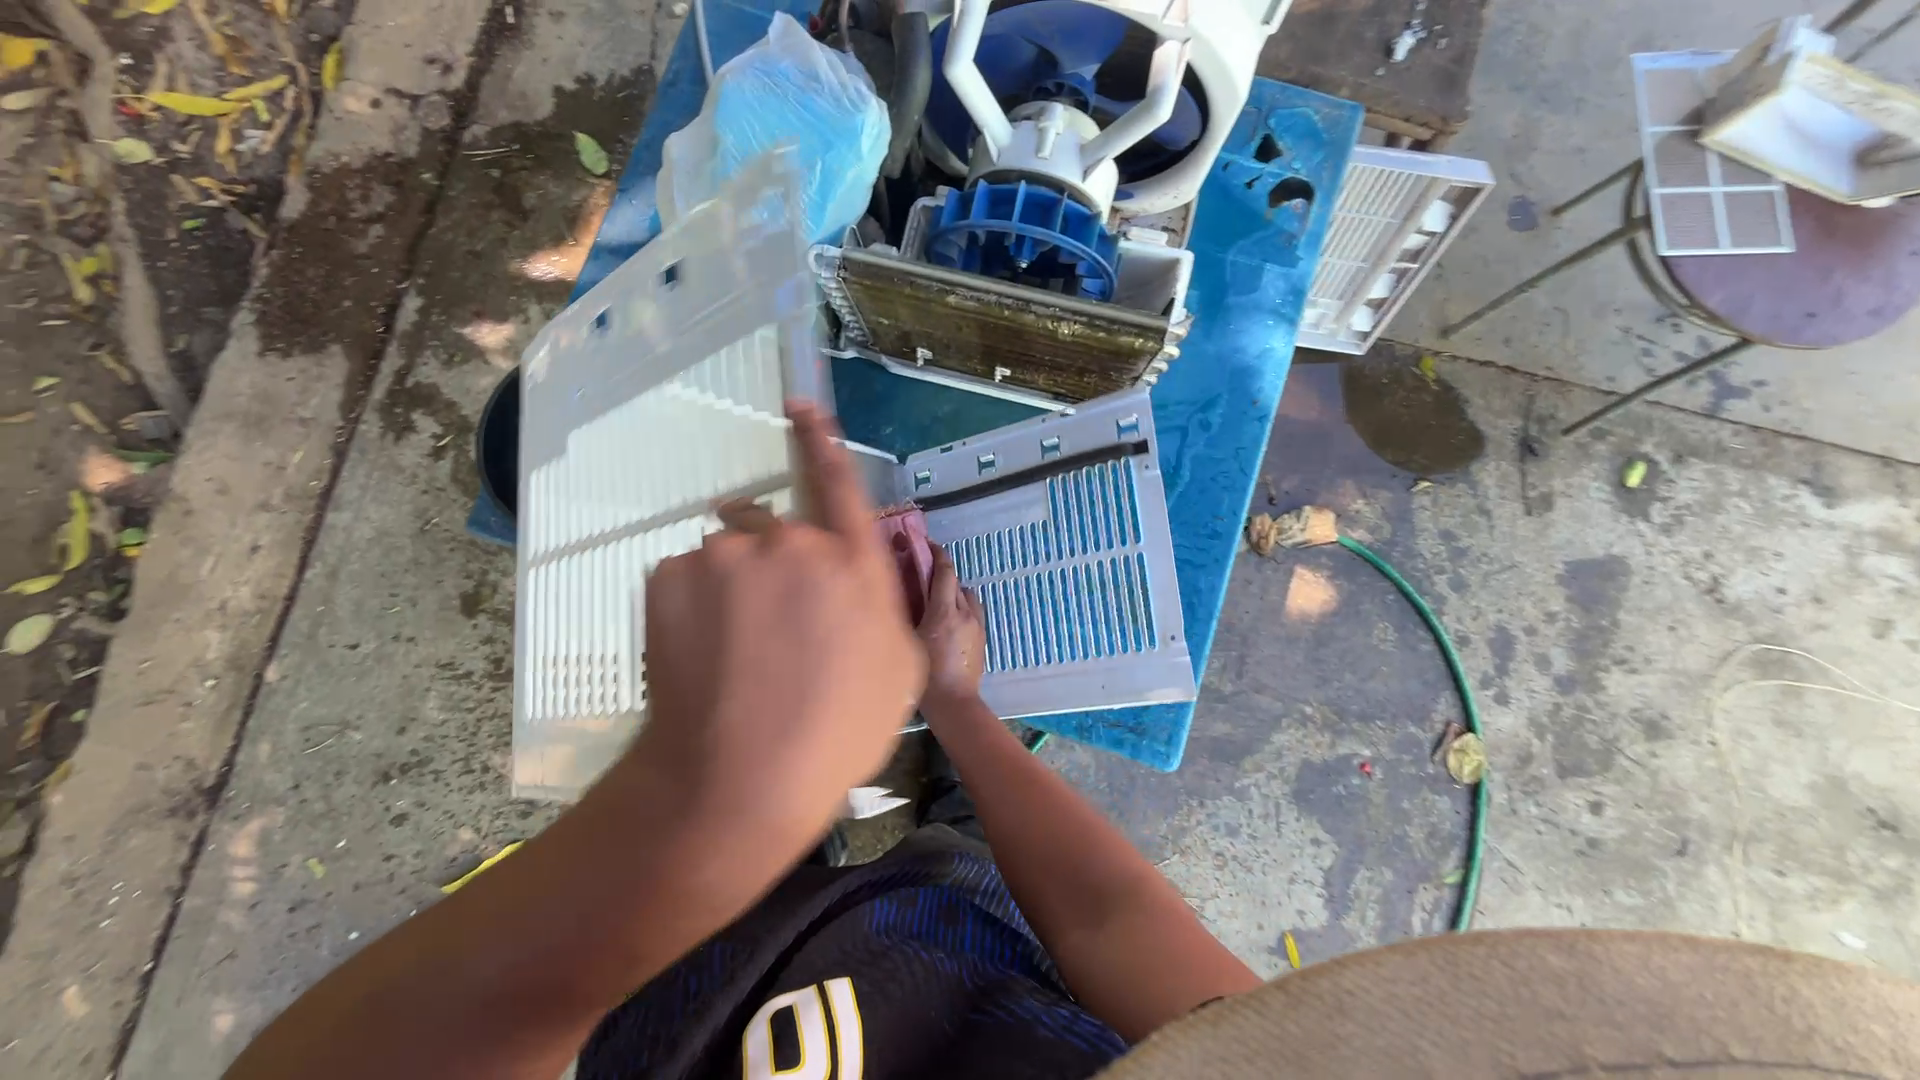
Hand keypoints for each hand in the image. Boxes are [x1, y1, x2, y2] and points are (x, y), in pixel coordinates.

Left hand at [627, 402, 927, 863]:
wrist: (737, 780)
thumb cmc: (837, 734)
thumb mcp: (901, 671)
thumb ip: (886, 604)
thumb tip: (856, 577)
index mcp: (852, 564)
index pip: (837, 482)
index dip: (820, 439)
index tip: (799, 402)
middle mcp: (790, 544)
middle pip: (779, 533)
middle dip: (778, 570)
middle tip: (776, 637)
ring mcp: (724, 557)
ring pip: (731, 557)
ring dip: (735, 590)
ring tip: (736, 657)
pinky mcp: (669, 578)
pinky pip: (688, 580)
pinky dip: (695, 607)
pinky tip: (703, 657)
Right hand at [916, 543, 986, 712]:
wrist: (954, 703)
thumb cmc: (925, 676)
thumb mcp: (907, 641)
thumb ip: (906, 612)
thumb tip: (899, 590)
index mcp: (945, 611)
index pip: (945, 571)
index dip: (936, 553)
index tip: (926, 544)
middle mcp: (965, 613)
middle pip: (955, 581)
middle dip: (940, 575)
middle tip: (921, 578)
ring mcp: (977, 625)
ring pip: (966, 596)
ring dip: (952, 593)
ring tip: (934, 604)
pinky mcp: (983, 637)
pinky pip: (972, 611)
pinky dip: (960, 608)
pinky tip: (946, 623)